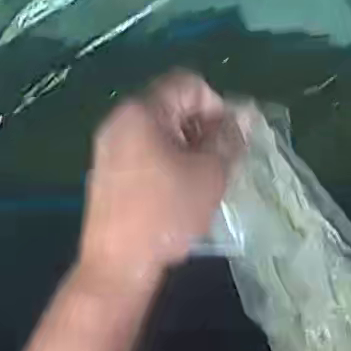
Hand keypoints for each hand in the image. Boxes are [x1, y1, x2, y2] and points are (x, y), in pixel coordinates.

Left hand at [79, 70, 240, 289]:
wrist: (118, 266)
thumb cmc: (165, 215)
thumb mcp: (209, 174)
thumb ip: (229, 139)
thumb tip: (245, 116)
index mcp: (139, 112)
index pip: (187, 84)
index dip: (218, 106)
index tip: (231, 140)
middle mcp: (117, 123)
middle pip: (170, 108)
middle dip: (202, 129)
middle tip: (221, 162)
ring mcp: (106, 152)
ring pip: (157, 136)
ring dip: (186, 150)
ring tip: (203, 182)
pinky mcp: (105, 179)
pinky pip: (142, 157)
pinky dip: (165, 166)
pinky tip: (179, 196)